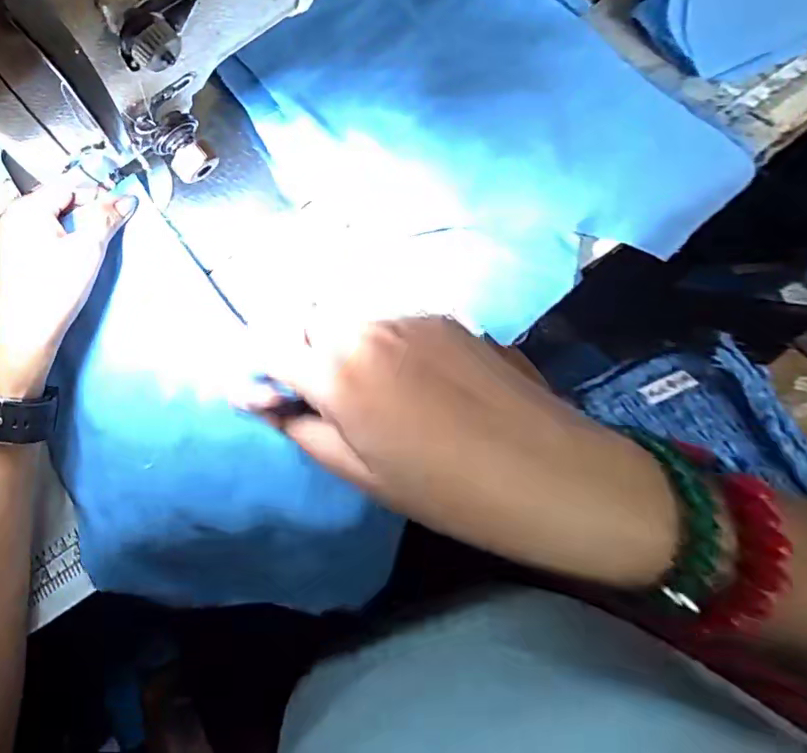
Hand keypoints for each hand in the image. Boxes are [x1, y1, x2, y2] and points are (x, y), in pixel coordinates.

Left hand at [0, 181, 135, 398]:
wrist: (19, 340)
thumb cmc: (54, 290)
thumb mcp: (89, 249)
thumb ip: (107, 217)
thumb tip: (125, 200)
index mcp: (24, 208)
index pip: (67, 187)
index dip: (94, 197)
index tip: (111, 213)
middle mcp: (2, 220)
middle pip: (48, 205)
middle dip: (75, 215)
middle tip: (95, 235)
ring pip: (33, 226)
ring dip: (56, 232)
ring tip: (74, 254)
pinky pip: (19, 247)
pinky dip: (37, 250)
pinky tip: (50, 270)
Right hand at [241, 316, 680, 588]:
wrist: (553, 473)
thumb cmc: (446, 491)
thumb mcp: (360, 471)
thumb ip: (299, 426)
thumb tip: (253, 395)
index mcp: (336, 370)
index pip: (268, 345)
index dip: (261, 364)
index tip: (270, 389)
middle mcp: (363, 327)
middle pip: (308, 320)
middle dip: (303, 348)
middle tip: (327, 394)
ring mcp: (406, 315)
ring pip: (351, 316)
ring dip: (345, 342)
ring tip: (378, 389)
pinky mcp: (442, 314)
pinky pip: (393, 320)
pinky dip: (386, 341)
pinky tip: (421, 380)